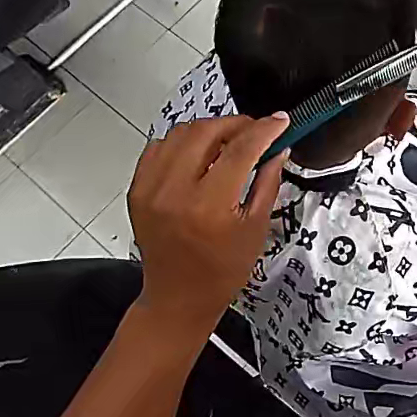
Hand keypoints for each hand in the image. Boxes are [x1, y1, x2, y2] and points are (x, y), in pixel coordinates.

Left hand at [126, 113, 288, 325]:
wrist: (180, 296)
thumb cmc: (222, 270)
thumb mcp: (256, 228)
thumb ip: (267, 182)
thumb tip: (278, 149)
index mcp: (209, 205)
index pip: (240, 149)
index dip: (264, 130)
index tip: (279, 121)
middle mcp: (174, 191)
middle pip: (206, 132)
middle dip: (236, 124)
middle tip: (257, 130)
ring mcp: (150, 189)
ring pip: (180, 134)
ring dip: (210, 129)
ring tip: (231, 140)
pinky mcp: (137, 189)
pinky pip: (159, 148)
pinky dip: (183, 142)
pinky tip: (201, 152)